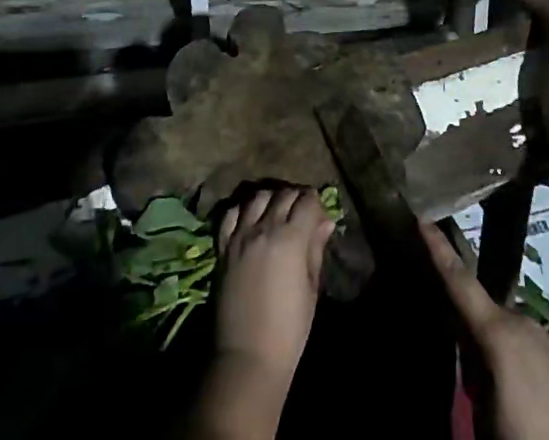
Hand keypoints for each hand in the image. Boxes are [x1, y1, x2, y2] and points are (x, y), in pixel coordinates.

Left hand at [186, 188, 336, 439]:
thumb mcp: (311, 286)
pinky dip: (244, 208)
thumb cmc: (289, 326)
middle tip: (303, 211)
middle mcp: (264, 229)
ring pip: (258, 197)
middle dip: (297, 197)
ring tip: (278, 211)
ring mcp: (240, 236)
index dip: (317, 202)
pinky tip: (252, 217)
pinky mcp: (223, 247)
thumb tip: (325, 222)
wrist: (248, 354)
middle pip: (283, 194)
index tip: (321, 214)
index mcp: (291, 238)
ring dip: (272, 198)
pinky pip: (231, 213)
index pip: (307, 200)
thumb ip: (315, 248)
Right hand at [419, 221, 548, 439]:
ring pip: (498, 335)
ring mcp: (543, 339)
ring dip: (486, 354)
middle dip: (462, 332)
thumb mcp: (487, 417)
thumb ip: (472, 378)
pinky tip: (512, 398)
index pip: (460, 282)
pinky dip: (506, 364)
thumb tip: (471, 364)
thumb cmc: (536, 436)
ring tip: (483, 393)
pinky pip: (518, 350)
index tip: (423, 219)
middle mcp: (521, 323)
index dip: (439, 250)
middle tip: (458, 369)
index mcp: (500, 332)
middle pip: (478, 314)